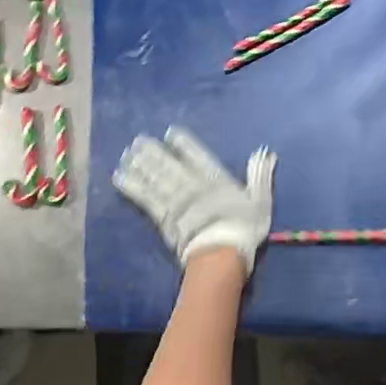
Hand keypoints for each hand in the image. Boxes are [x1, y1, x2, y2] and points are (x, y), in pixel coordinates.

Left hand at [114, 127, 274, 274]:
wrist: (222, 251)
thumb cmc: (245, 228)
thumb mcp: (260, 200)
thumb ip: (259, 175)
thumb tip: (265, 153)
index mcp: (216, 178)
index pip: (197, 155)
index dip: (183, 143)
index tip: (170, 133)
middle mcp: (192, 183)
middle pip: (169, 163)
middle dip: (153, 152)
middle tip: (138, 141)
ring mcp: (175, 198)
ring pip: (154, 177)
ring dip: (139, 164)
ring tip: (127, 154)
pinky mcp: (162, 216)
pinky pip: (144, 197)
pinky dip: (131, 186)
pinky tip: (119, 176)